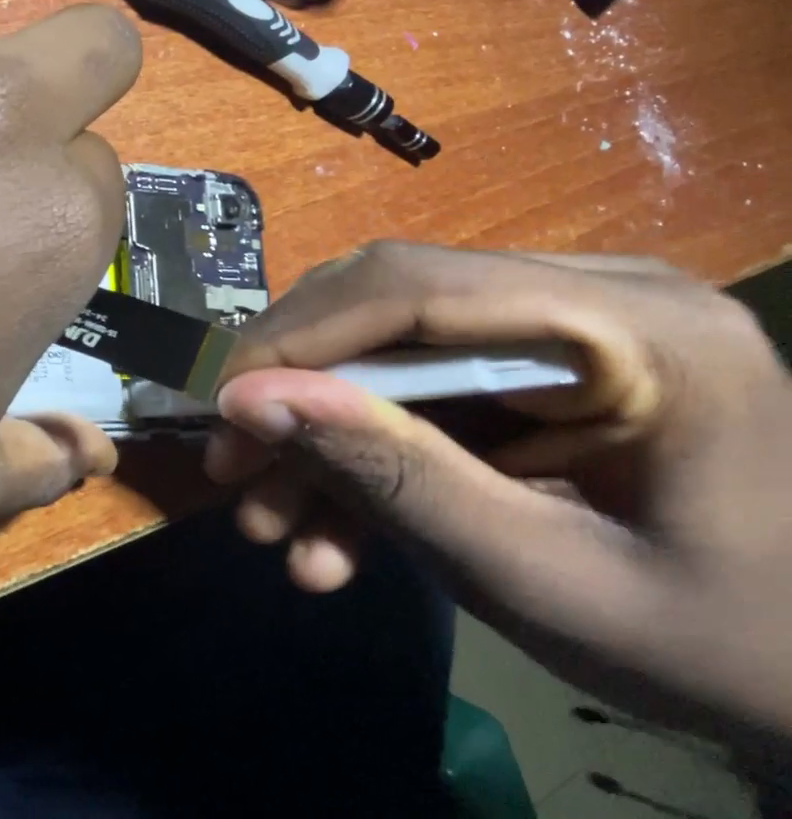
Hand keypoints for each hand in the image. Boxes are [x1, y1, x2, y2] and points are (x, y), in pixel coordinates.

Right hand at [208, 242, 791, 745]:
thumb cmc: (715, 643)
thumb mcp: (535, 574)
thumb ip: (391, 475)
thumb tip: (247, 402)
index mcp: (638, 332)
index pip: (412, 290)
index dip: (294, 341)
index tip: (219, 413)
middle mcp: (600, 298)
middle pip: (385, 309)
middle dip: (293, 395)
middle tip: (231, 474)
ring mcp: (572, 329)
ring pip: (387, 353)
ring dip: (319, 440)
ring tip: (274, 529)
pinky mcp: (545, 369)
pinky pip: (420, 391)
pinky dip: (365, 458)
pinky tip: (334, 540)